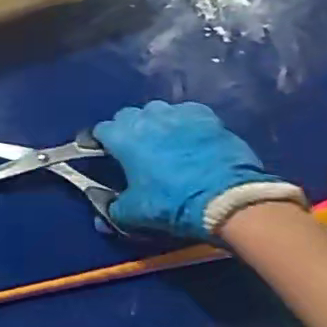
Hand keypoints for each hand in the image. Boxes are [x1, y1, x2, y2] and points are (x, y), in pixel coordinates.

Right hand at [92, 101, 303, 239]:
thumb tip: (102, 214)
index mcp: (123, 137)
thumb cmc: (171, 204)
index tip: (106, 155)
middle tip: (135, 152)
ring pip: (158, 112)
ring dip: (156, 124)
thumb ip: (112, 209)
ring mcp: (178, 113)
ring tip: (164, 144)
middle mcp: (147, 117)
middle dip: (128, 130)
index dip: (101, 143)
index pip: (101, 130)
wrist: (226, 200)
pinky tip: (191, 140)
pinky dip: (185, 124)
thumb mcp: (134, 214)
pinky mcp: (207, 116)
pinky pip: (188, 114)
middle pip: (128, 116)